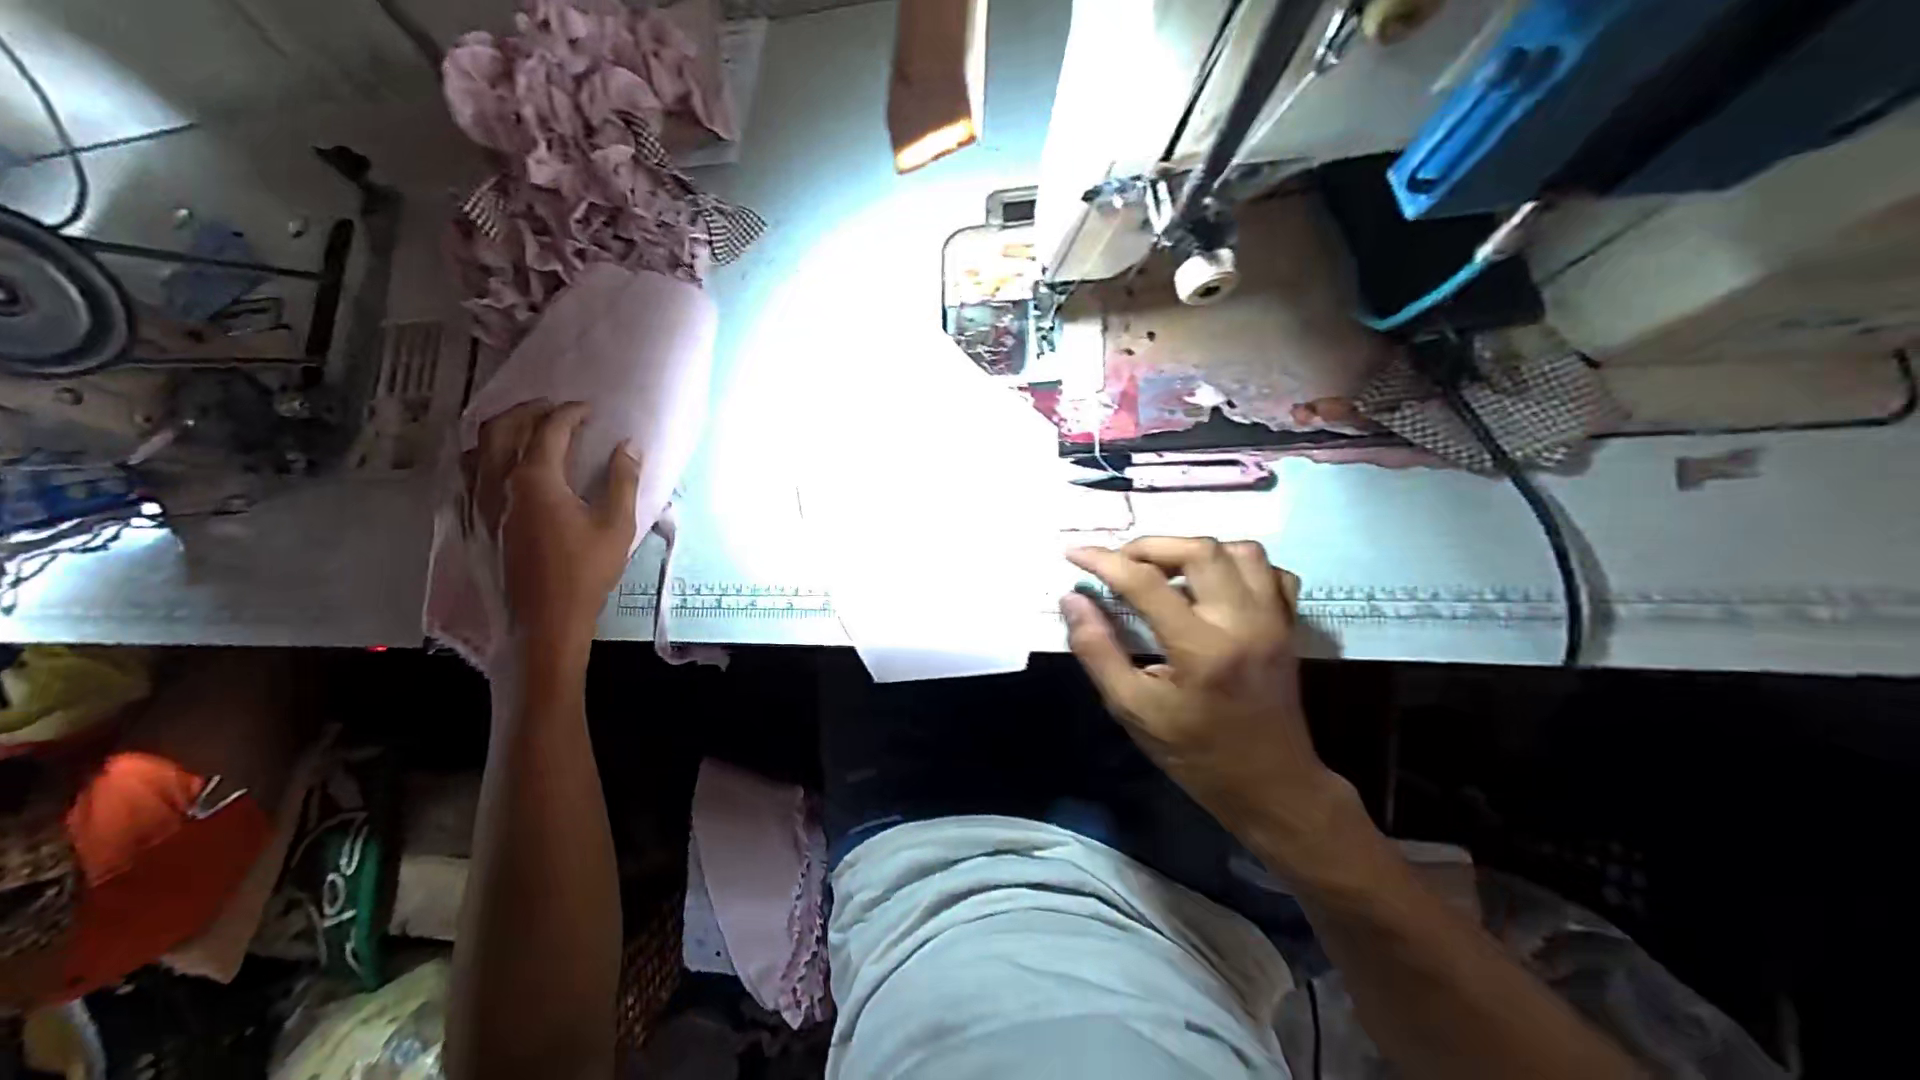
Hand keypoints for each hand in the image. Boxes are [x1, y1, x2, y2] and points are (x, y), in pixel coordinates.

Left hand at [464, 401, 638, 661]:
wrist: (541, 622)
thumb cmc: (584, 574)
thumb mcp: (616, 527)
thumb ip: (621, 481)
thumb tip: (627, 447)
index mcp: (534, 480)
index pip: (549, 430)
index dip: (569, 414)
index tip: (587, 409)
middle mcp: (496, 484)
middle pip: (501, 429)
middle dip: (528, 411)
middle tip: (552, 409)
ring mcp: (475, 505)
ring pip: (474, 451)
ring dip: (499, 432)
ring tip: (521, 432)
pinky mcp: (467, 526)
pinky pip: (464, 479)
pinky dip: (481, 461)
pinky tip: (494, 471)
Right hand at [1062, 538, 1339, 852]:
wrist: (1270, 786)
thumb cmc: (1195, 754)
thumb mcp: (1133, 710)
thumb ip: (1098, 650)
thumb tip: (1072, 600)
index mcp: (1201, 649)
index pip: (1146, 582)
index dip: (1104, 561)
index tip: (1074, 553)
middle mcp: (1244, 622)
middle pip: (1199, 550)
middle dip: (1150, 546)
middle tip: (1120, 564)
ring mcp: (1274, 621)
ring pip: (1240, 551)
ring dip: (1196, 551)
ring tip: (1165, 571)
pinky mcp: (1289, 625)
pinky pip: (1270, 572)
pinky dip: (1237, 565)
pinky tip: (1212, 585)